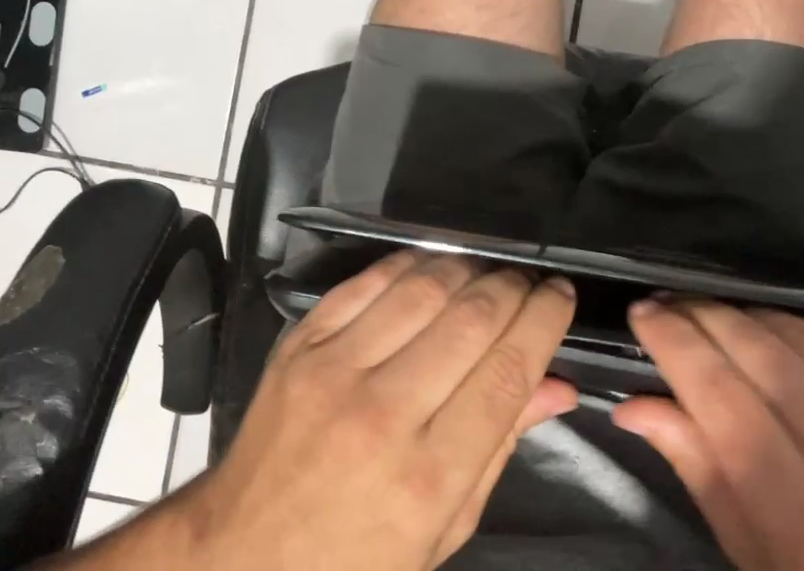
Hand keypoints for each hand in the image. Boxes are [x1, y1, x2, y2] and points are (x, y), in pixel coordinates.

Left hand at [151, 250, 577, 569]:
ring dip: (470, 268)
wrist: (242, 554)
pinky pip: (368, 281)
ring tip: (490, 273)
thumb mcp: (444, 529)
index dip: (545, 321)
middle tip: (531, 284)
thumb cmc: (357, 556)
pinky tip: (436, 267)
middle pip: (471, 320)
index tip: (561, 297)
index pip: (507, 371)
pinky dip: (412, 263)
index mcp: (427, 476)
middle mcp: (382, 413)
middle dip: (515, 288)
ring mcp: (333, 371)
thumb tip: (559, 384)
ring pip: (423, 288)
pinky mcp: (300, 345)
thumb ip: (502, 448)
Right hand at [614, 299, 803, 570]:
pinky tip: (786, 331)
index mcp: (803, 513)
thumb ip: (696, 467)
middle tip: (674, 302)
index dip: (674, 343)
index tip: (643, 312)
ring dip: (753, 316)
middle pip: (761, 355)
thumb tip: (632, 403)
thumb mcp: (752, 547)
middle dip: (705, 315)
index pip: (720, 397)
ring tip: (722, 316)